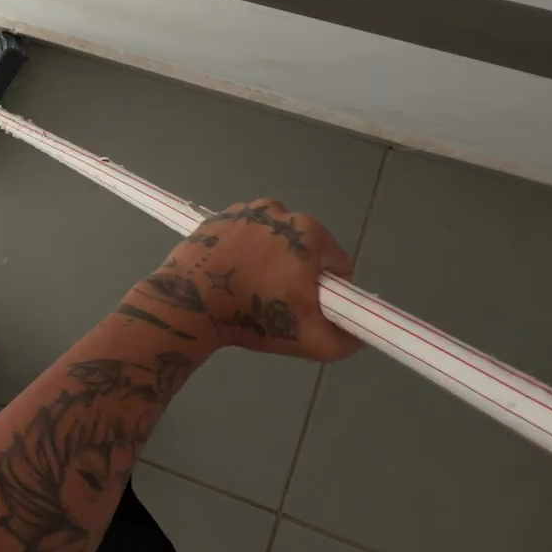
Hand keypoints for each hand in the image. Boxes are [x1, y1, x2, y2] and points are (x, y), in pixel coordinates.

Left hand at [131, 199, 362, 361]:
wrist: (190, 303)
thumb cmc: (256, 317)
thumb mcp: (318, 341)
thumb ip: (352, 338)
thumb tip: (361, 333)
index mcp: (309, 231)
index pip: (337, 263)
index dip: (330, 290)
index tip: (307, 305)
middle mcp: (277, 211)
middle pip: (304, 249)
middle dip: (298, 272)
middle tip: (277, 299)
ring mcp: (242, 210)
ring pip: (273, 240)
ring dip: (270, 259)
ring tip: (252, 287)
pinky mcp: (215, 217)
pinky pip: (244, 235)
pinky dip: (243, 251)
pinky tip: (232, 273)